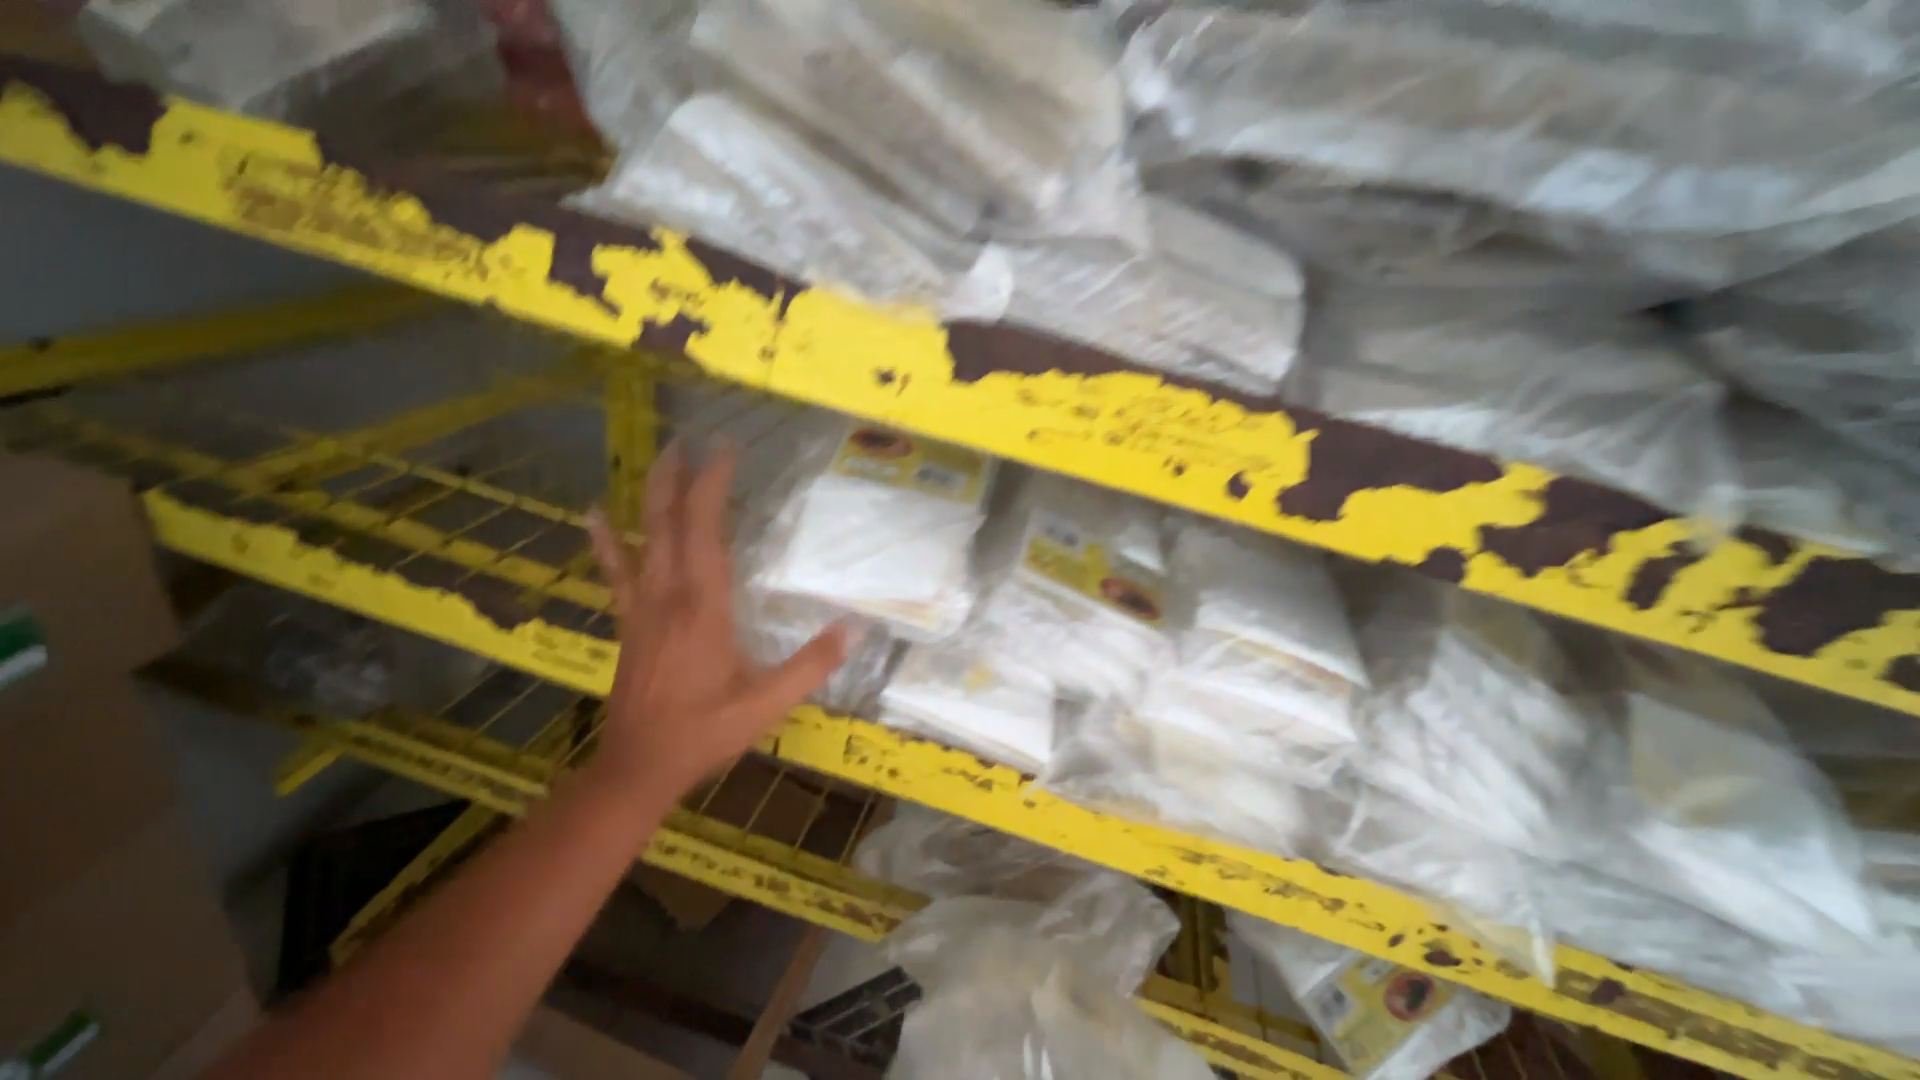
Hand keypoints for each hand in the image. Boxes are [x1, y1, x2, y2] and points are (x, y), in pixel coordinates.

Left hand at [588, 442, 847, 797]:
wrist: (638, 767)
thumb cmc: (704, 733)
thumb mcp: (766, 705)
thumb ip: (810, 665)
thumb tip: (856, 628)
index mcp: (703, 606)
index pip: (706, 529)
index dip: (713, 484)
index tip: (725, 449)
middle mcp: (667, 594)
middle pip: (668, 520)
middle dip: (679, 475)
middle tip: (691, 438)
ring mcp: (641, 606)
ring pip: (642, 536)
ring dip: (651, 494)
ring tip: (660, 458)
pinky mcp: (628, 622)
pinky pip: (615, 569)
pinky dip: (607, 538)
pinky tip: (594, 514)